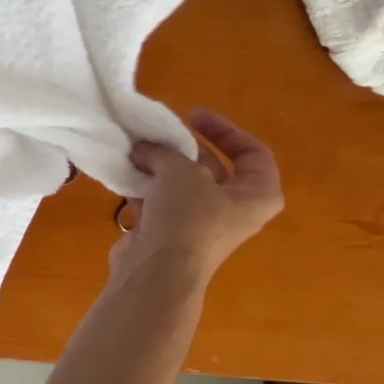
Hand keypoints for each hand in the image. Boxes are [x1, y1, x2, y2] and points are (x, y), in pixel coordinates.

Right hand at [110, 109, 283, 281]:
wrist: (158, 269)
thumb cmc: (187, 218)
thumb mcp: (180, 173)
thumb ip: (165, 153)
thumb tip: (144, 148)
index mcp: (258, 193)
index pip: (251, 152)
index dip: (224, 130)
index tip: (191, 115)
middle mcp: (235, 207)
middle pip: (212, 167)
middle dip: (182, 150)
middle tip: (155, 135)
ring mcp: (201, 222)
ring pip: (180, 184)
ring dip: (157, 167)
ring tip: (133, 152)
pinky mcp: (169, 232)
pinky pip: (159, 201)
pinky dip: (143, 187)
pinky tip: (124, 176)